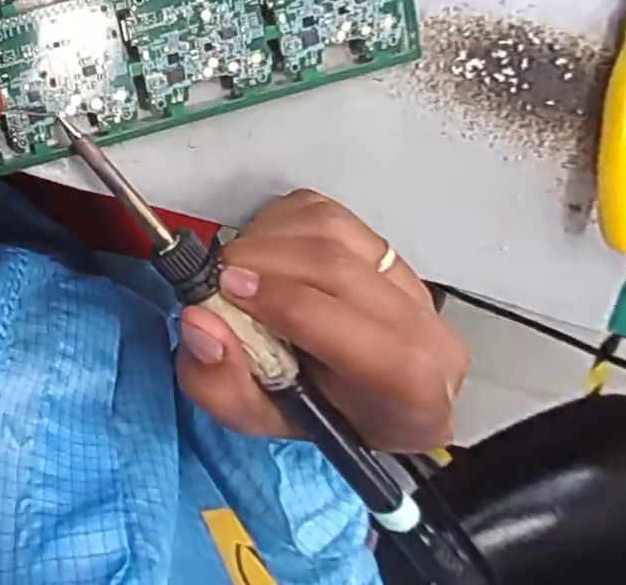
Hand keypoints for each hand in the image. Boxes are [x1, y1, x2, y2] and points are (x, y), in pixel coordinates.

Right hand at [176, 190, 468, 451]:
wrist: (325, 375)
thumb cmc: (298, 400)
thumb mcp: (248, 413)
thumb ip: (218, 383)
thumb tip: (202, 322)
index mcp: (411, 398)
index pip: (383, 351)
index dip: (298, 310)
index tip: (230, 290)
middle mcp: (424, 334)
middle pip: (339, 272)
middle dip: (259, 264)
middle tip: (217, 279)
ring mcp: (401, 276)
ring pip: (327, 232)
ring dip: (262, 241)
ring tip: (240, 270)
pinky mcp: (371, 237)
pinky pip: (316, 211)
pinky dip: (271, 223)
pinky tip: (263, 253)